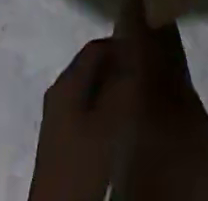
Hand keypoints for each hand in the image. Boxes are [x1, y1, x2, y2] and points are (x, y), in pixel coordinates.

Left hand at [28, 38, 133, 200]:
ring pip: (90, 87)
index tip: (148, 53)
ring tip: (141, 96)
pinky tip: (124, 121)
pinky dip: (107, 105)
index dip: (121, 45)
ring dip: (114, 87)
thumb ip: (122, 84)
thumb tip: (135, 52)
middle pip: (91, 66)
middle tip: (149, 75)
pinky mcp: (63, 136)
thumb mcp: (108, 120)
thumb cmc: (82, 161)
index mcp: (66, 82)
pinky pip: (88, 107)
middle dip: (119, 65)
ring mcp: (59, 115)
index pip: (95, 48)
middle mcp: (59, 91)